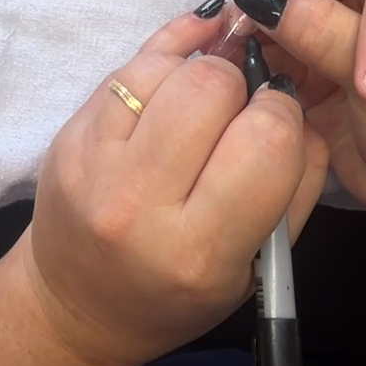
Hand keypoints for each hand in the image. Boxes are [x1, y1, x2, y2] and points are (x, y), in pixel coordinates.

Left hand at [21, 5, 327, 365]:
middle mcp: (138, 204)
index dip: (283, 112)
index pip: (266, 143)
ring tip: (200, 101)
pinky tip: (178, 71)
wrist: (78, 304)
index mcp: (199, 251)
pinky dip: (162, 62)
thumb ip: (298, 184)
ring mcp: (93, 164)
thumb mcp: (257, 265)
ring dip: (196, 70)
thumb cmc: (179, 293)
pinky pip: (127, 67)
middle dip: (238, 83)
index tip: (277, 114)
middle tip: (236, 107)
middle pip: (209, 86)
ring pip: (164, 66)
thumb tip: (297, 99)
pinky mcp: (68, 134)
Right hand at [231, 0, 365, 241]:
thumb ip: (330, 32)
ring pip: (281, 22)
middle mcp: (362, 6)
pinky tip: (226, 65)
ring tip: (218, 43)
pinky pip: (272, 60)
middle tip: (226, 16)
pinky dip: (251, 61)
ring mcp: (333, 45)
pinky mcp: (310, 83)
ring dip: (253, 30)